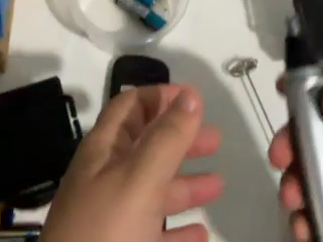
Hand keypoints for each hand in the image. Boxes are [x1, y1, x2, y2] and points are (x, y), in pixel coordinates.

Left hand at [44, 83, 224, 241]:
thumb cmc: (105, 234)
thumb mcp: (139, 180)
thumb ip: (166, 138)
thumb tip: (190, 95)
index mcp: (103, 152)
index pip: (130, 107)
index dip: (160, 96)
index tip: (195, 97)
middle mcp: (105, 179)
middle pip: (146, 146)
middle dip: (180, 139)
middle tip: (216, 139)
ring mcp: (111, 219)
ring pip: (152, 191)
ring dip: (184, 184)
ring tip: (218, 185)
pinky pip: (153, 233)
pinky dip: (178, 230)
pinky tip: (200, 234)